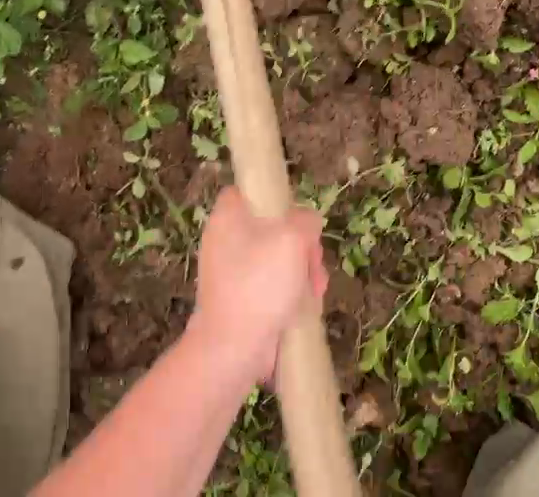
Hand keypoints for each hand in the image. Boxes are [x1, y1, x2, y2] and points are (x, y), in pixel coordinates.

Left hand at [188, 186, 328, 387]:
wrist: (232, 348)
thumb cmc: (259, 284)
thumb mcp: (292, 239)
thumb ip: (304, 220)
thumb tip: (306, 223)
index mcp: (227, 216)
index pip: (249, 191)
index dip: (276, 199)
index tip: (297, 219)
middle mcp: (224, 240)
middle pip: (272, 228)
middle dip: (301, 246)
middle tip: (313, 262)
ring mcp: (230, 272)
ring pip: (276, 259)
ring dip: (301, 272)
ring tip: (314, 290)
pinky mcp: (239, 299)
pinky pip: (270, 285)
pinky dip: (289, 293)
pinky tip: (304, 307)